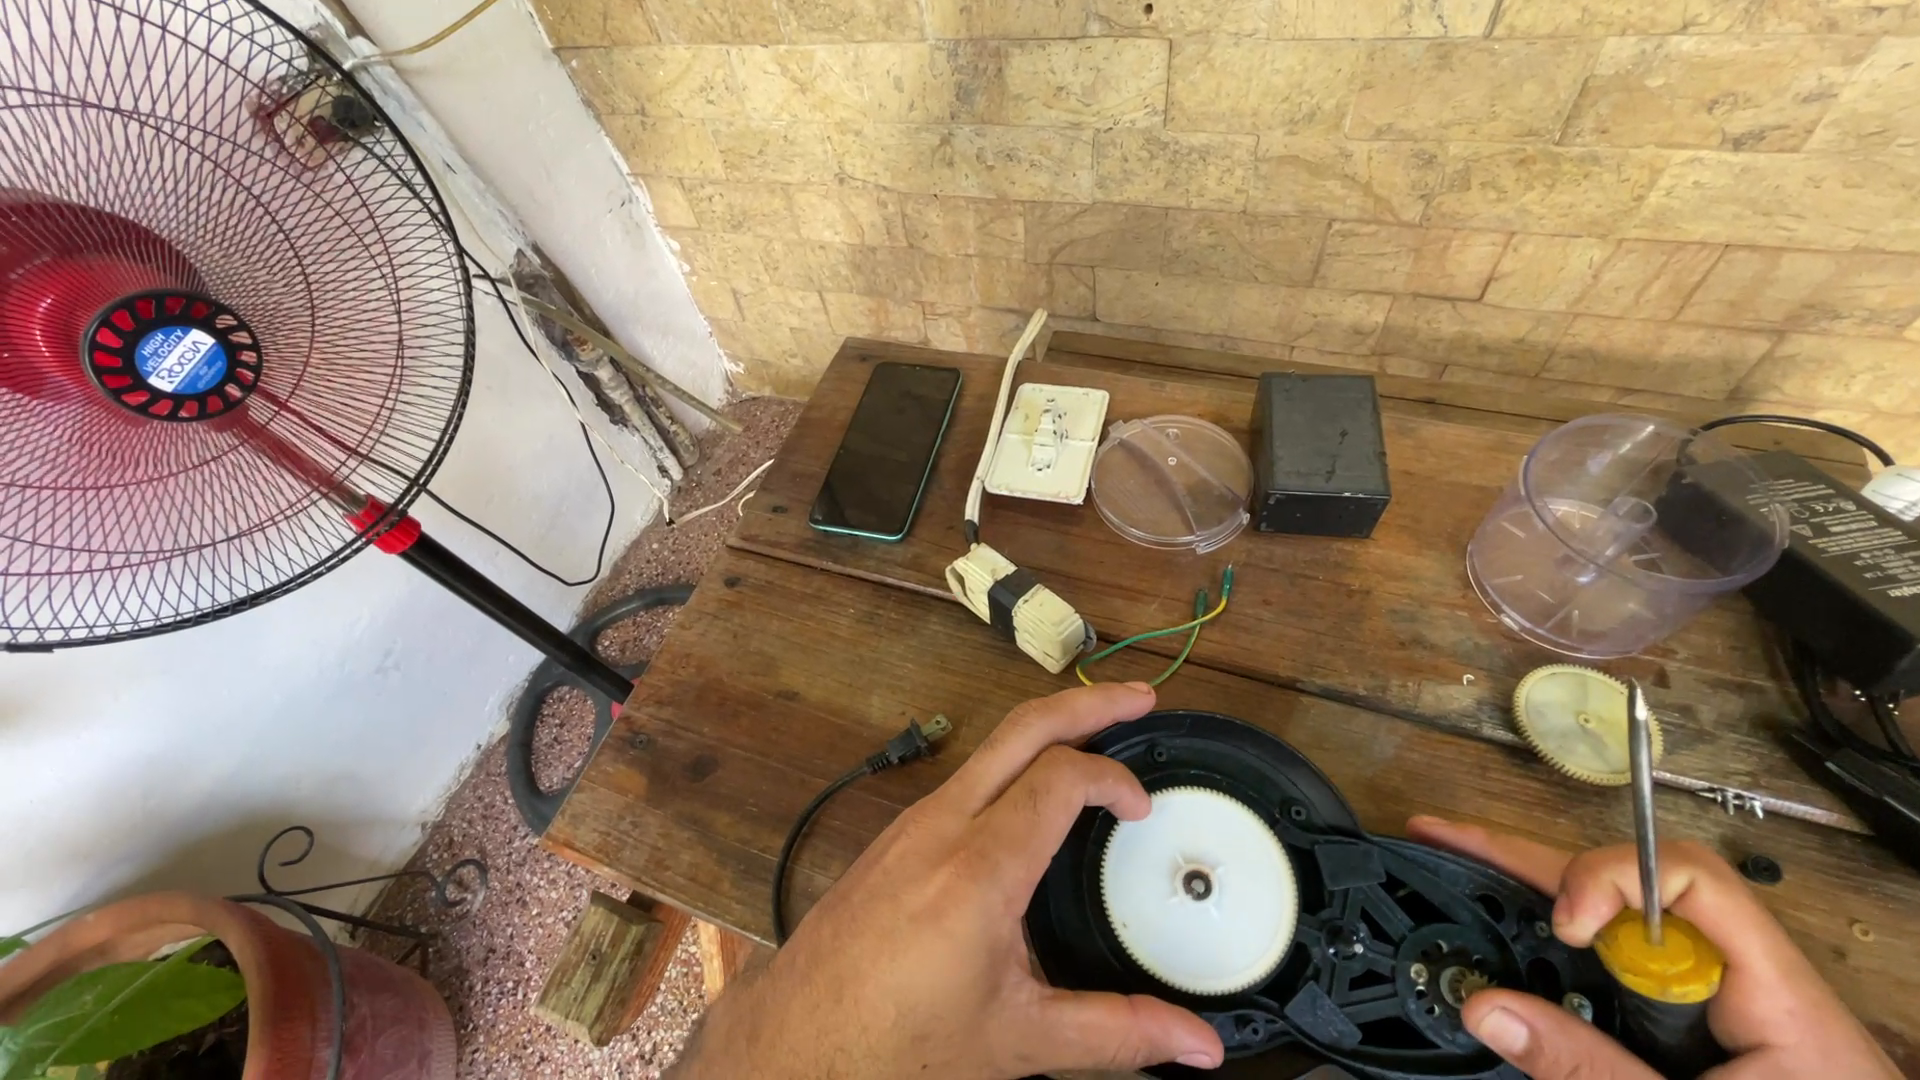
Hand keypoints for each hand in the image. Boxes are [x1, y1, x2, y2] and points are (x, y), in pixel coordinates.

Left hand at [670, 683, 1224, 1079]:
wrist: (796, 1043)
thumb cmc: (904, 1042)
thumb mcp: (1021, 1038)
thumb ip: (1118, 1031)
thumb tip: (1202, 1047)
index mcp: (980, 868)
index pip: (1060, 777)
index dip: (1113, 777)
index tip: (1142, 807)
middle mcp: (943, 823)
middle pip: (1022, 727)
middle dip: (1088, 702)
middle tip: (1141, 696)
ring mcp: (914, 820)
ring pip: (991, 744)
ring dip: (1049, 725)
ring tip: (1096, 730)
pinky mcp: (897, 832)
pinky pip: (967, 774)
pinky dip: (1015, 759)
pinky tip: (1034, 788)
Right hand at [1408, 816, 1899, 1079]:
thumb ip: (1590, 1067)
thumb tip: (1485, 1008)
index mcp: (1776, 994)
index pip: (1689, 880)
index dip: (1611, 879)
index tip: (1564, 930)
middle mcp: (1737, 973)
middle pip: (1622, 883)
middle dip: (1524, 859)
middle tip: (1440, 835)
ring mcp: (1710, 992)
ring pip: (1608, 916)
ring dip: (1526, 888)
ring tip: (1452, 861)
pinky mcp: (1688, 1018)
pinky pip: (1611, 961)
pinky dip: (1548, 942)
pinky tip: (1498, 923)